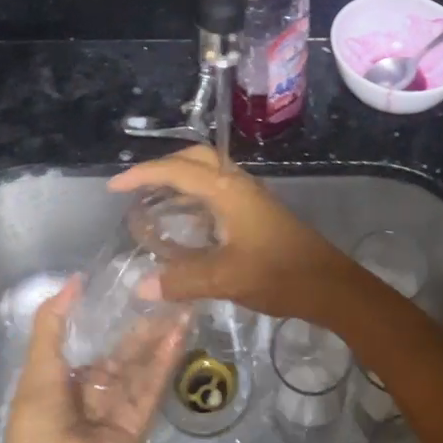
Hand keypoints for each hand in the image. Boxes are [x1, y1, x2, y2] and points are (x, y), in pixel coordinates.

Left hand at [0, 279, 190, 442]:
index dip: (122, 316)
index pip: (104, 342)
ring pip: (147, 365)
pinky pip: (153, 386)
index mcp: (75, 377)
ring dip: (165, 337)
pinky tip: (180, 334)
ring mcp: (123, 404)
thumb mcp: (39, 361)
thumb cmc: (37, 415)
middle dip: (151, 325)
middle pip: (132, 351)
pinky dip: (167, 361)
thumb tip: (75, 278)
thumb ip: (54, 320)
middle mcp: (102, 389)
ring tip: (186, 305)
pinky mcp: (140, 419)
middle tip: (172, 292)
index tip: (142, 288)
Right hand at [108, 146, 365, 326]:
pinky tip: (186, 220)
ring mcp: (249, 195)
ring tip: (152, 200)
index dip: (144, 174)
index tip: (115, 187)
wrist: (327, 282)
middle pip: (195, 157)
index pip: (177, 170)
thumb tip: (139, 284)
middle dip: (162, 165)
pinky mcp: (256, 209)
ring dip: (180, 176)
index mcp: (227, 190)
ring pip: (208, 170)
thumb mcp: (225, 279)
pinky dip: (194, 192)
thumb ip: (181, 280)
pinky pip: (217, 187)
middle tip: (134, 187)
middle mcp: (237, 183)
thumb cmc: (277, 274)